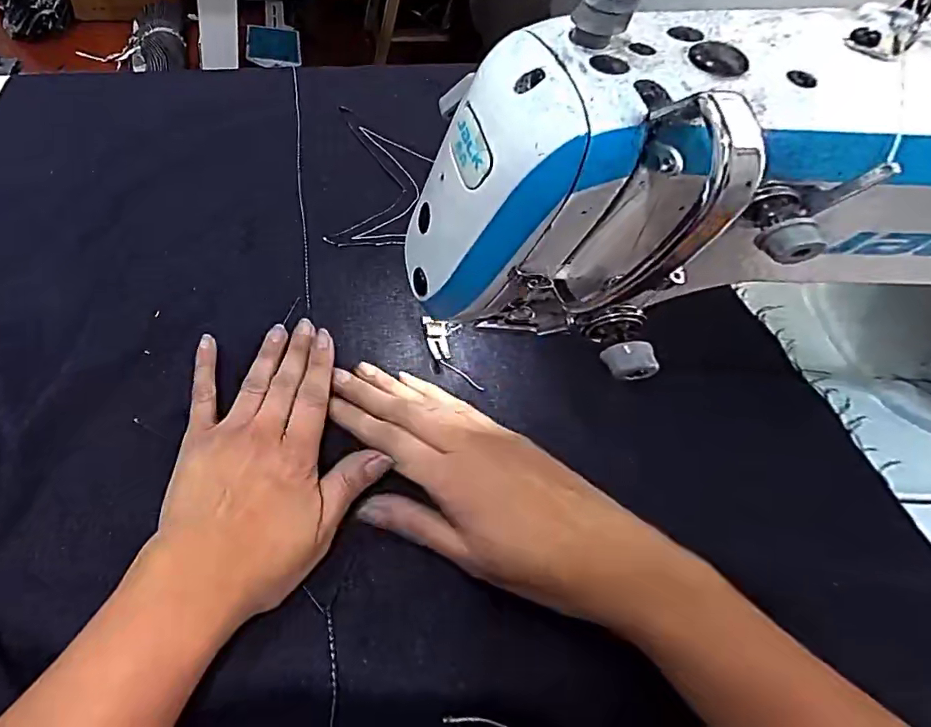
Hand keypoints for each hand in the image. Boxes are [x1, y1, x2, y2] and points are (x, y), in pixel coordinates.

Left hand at [145, 322, 393, 624]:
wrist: (197, 576)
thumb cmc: (262, 561)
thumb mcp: (319, 530)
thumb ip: (348, 485)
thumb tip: (381, 453)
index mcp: (296, 454)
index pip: (315, 398)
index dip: (322, 366)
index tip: (326, 339)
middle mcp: (265, 434)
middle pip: (287, 383)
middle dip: (299, 351)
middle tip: (306, 324)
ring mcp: (228, 433)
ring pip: (254, 383)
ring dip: (267, 354)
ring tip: (278, 330)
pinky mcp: (197, 441)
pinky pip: (202, 397)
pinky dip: (204, 368)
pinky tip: (207, 344)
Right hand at [328, 362, 681, 625]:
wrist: (603, 547)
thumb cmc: (533, 563)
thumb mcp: (468, 553)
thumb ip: (415, 522)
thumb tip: (365, 506)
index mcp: (448, 473)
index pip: (388, 438)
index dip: (355, 416)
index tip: (327, 397)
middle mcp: (462, 441)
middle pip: (405, 410)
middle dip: (367, 390)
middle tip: (335, 371)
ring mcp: (485, 431)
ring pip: (429, 400)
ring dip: (394, 383)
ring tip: (366, 367)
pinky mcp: (503, 431)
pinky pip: (455, 403)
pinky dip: (429, 390)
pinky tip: (416, 384)